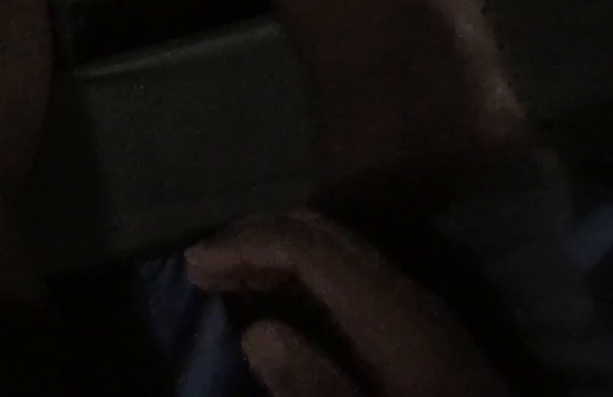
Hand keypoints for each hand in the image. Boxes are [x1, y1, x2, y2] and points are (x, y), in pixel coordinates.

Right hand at [185, 210, 512, 396]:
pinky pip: (345, 272)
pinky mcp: (420, 330)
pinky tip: (282, 306)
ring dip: (274, 252)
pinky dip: (300, 272)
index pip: (302, 244)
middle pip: (316, 232)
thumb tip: (254, 332)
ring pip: (331, 247)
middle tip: (205, 269)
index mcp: (390, 310)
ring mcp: (415, 308)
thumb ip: (318, 389)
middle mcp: (401, 292)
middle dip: (253, 239)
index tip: (193, 265)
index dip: (241, 245)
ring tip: (229, 281)